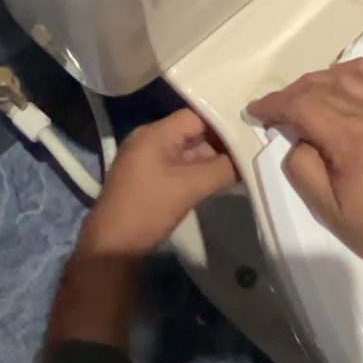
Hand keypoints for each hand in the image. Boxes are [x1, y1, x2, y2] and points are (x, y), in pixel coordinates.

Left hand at [78, 108, 237, 258]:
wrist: (112, 246)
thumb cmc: (149, 208)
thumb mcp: (191, 187)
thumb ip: (223, 168)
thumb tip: (249, 157)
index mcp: (155, 133)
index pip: (196, 115)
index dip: (223, 123)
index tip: (249, 132)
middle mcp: (148, 138)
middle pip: (191, 132)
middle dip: (218, 142)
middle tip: (249, 150)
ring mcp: (145, 158)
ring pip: (185, 150)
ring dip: (208, 159)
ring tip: (238, 165)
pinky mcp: (145, 176)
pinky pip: (176, 165)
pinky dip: (195, 170)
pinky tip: (216, 179)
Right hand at [249, 58, 362, 299]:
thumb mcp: (328, 210)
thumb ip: (302, 167)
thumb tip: (296, 139)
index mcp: (350, 138)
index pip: (301, 104)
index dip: (273, 104)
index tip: (255, 112)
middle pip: (321, 86)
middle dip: (291, 94)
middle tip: (276, 111)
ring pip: (348, 76)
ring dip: (319, 81)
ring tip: (304, 97)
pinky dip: (358, 69)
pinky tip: (344, 77)